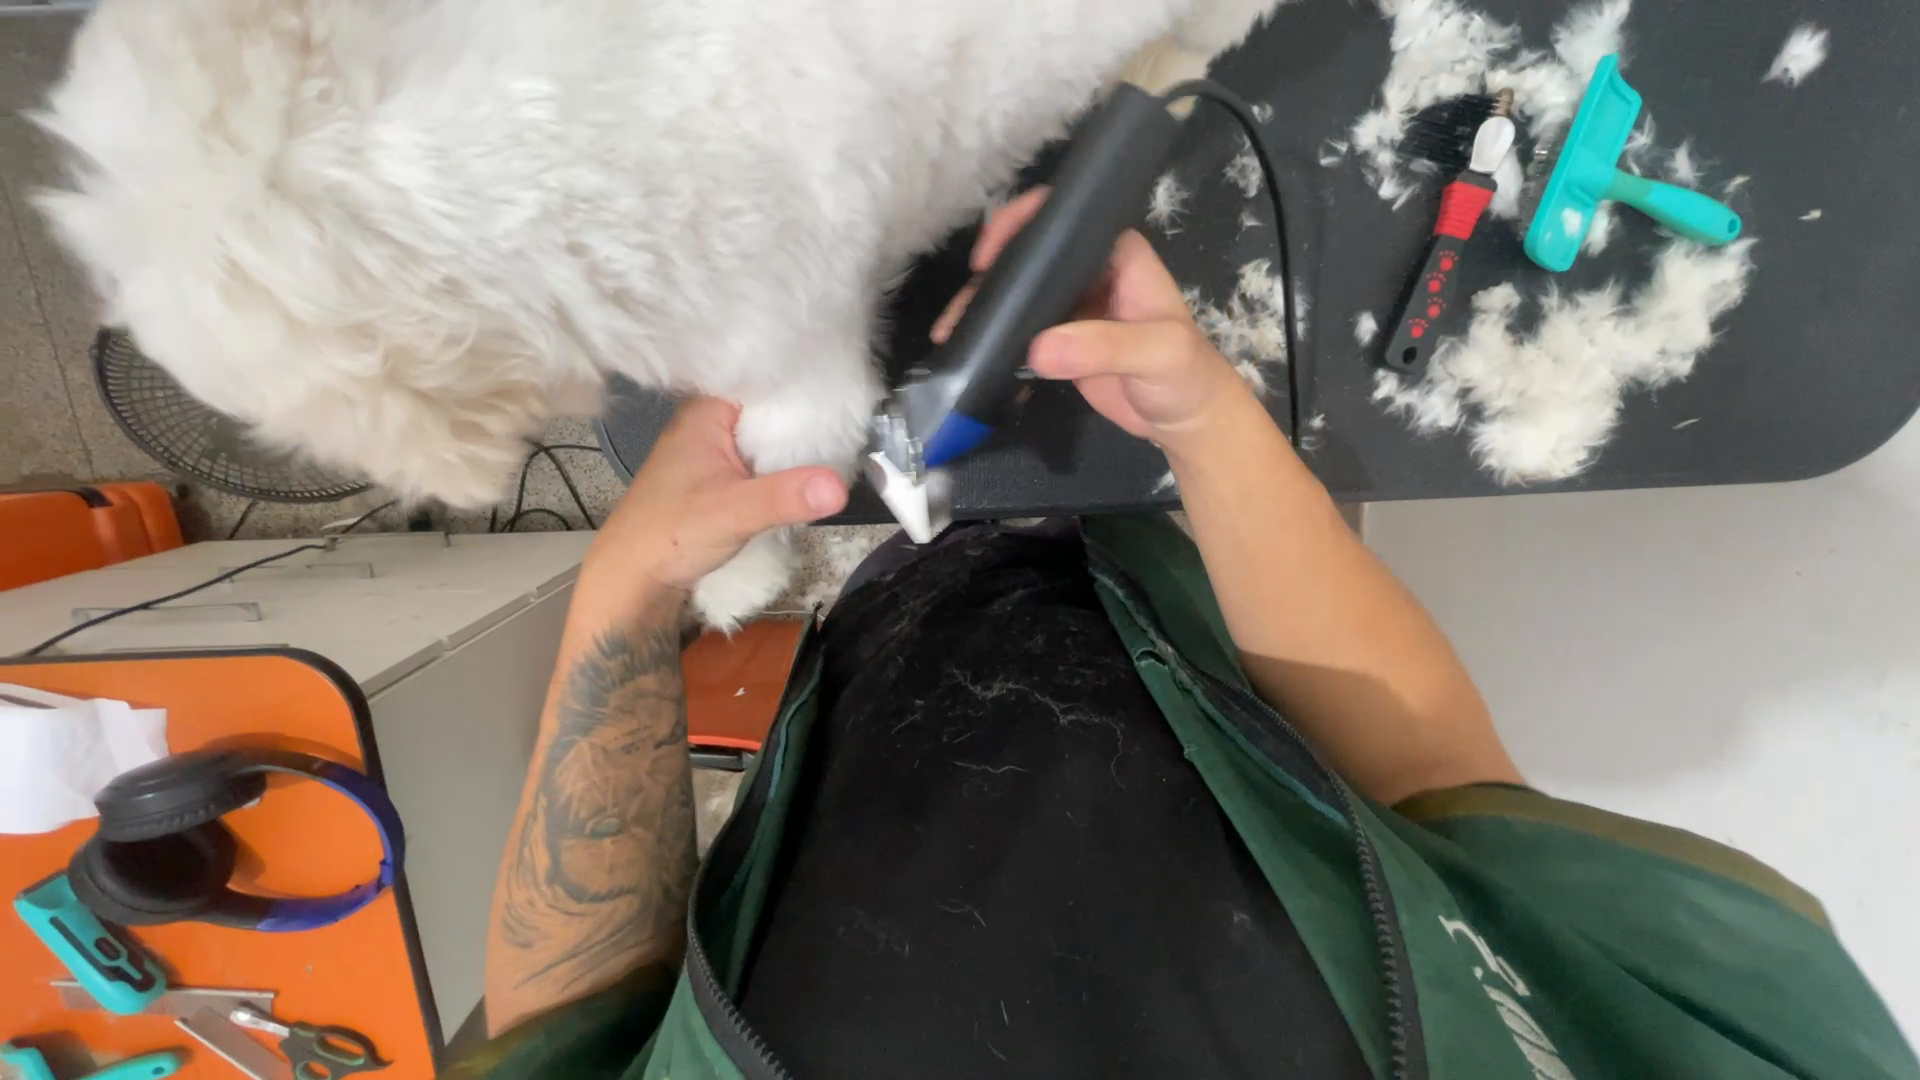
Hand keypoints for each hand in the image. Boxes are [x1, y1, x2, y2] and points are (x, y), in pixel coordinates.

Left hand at [579, 397, 847, 609]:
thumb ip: (786, 497)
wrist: (632, 579)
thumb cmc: (670, 535)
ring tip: (844, 442)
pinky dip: (785, 465)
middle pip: (771, 408)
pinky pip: (762, 459)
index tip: (844, 389)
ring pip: (768, 436)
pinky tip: (811, 471)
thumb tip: (840, 488)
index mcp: (707, 411)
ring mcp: (714, 449)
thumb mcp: (734, 513)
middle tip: (852, 422)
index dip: (804, 382)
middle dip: (808, 417)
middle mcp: (710, 421)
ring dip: (799, 444)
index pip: (764, 380)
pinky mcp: (720, 475)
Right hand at [932, 187, 1255, 451]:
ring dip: (984, 309)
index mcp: (1117, 256)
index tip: (989, 254)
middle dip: (991, 273)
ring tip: (951, 332)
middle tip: (962, 304)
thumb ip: (1104, 347)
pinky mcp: (1059, 345)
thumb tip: (1038, 349)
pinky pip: (1020, 333)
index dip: (1024, 223)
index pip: (1065, 220)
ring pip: (1019, 295)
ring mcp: (1072, 310)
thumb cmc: (1185, 375)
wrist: (1185, 421)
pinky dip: (994, 341)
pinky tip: (969, 355)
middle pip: (1031, 256)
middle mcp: (1089, 275)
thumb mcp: (1156, 353)